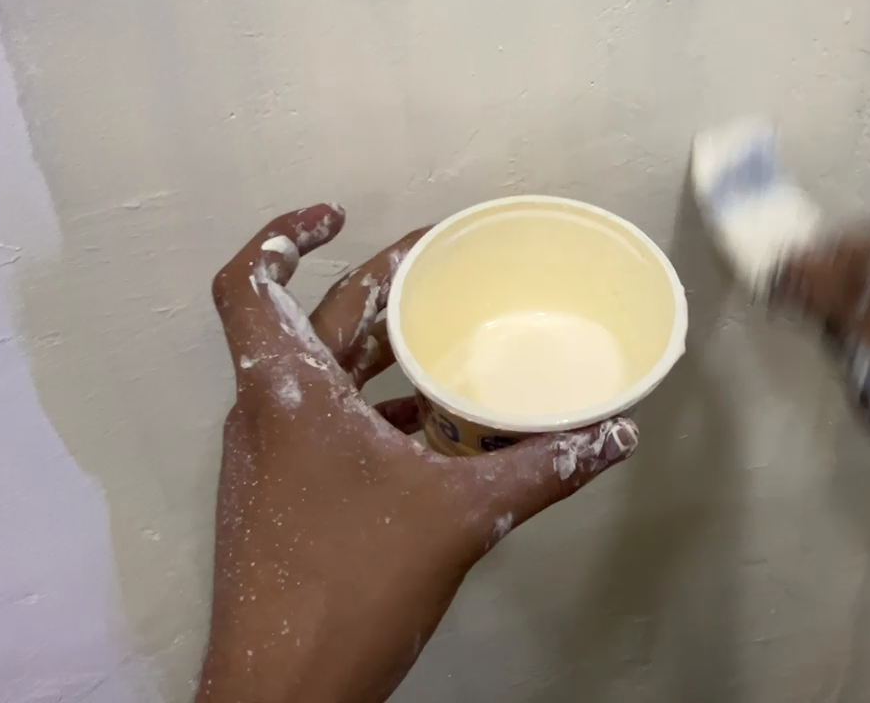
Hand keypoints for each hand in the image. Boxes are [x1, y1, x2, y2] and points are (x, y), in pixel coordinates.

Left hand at [197, 205, 637, 702]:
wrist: (280, 699)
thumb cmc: (355, 587)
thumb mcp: (464, 518)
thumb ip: (547, 470)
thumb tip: (619, 436)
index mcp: (289, 396)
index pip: (250, 286)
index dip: (284, 235)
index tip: (337, 214)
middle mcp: (268, 411)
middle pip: (312, 317)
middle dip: (375, 279)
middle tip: (436, 257)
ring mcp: (270, 452)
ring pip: (323, 367)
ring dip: (378, 341)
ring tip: (442, 327)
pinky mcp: (282, 488)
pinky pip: (330, 415)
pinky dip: (378, 399)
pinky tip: (434, 416)